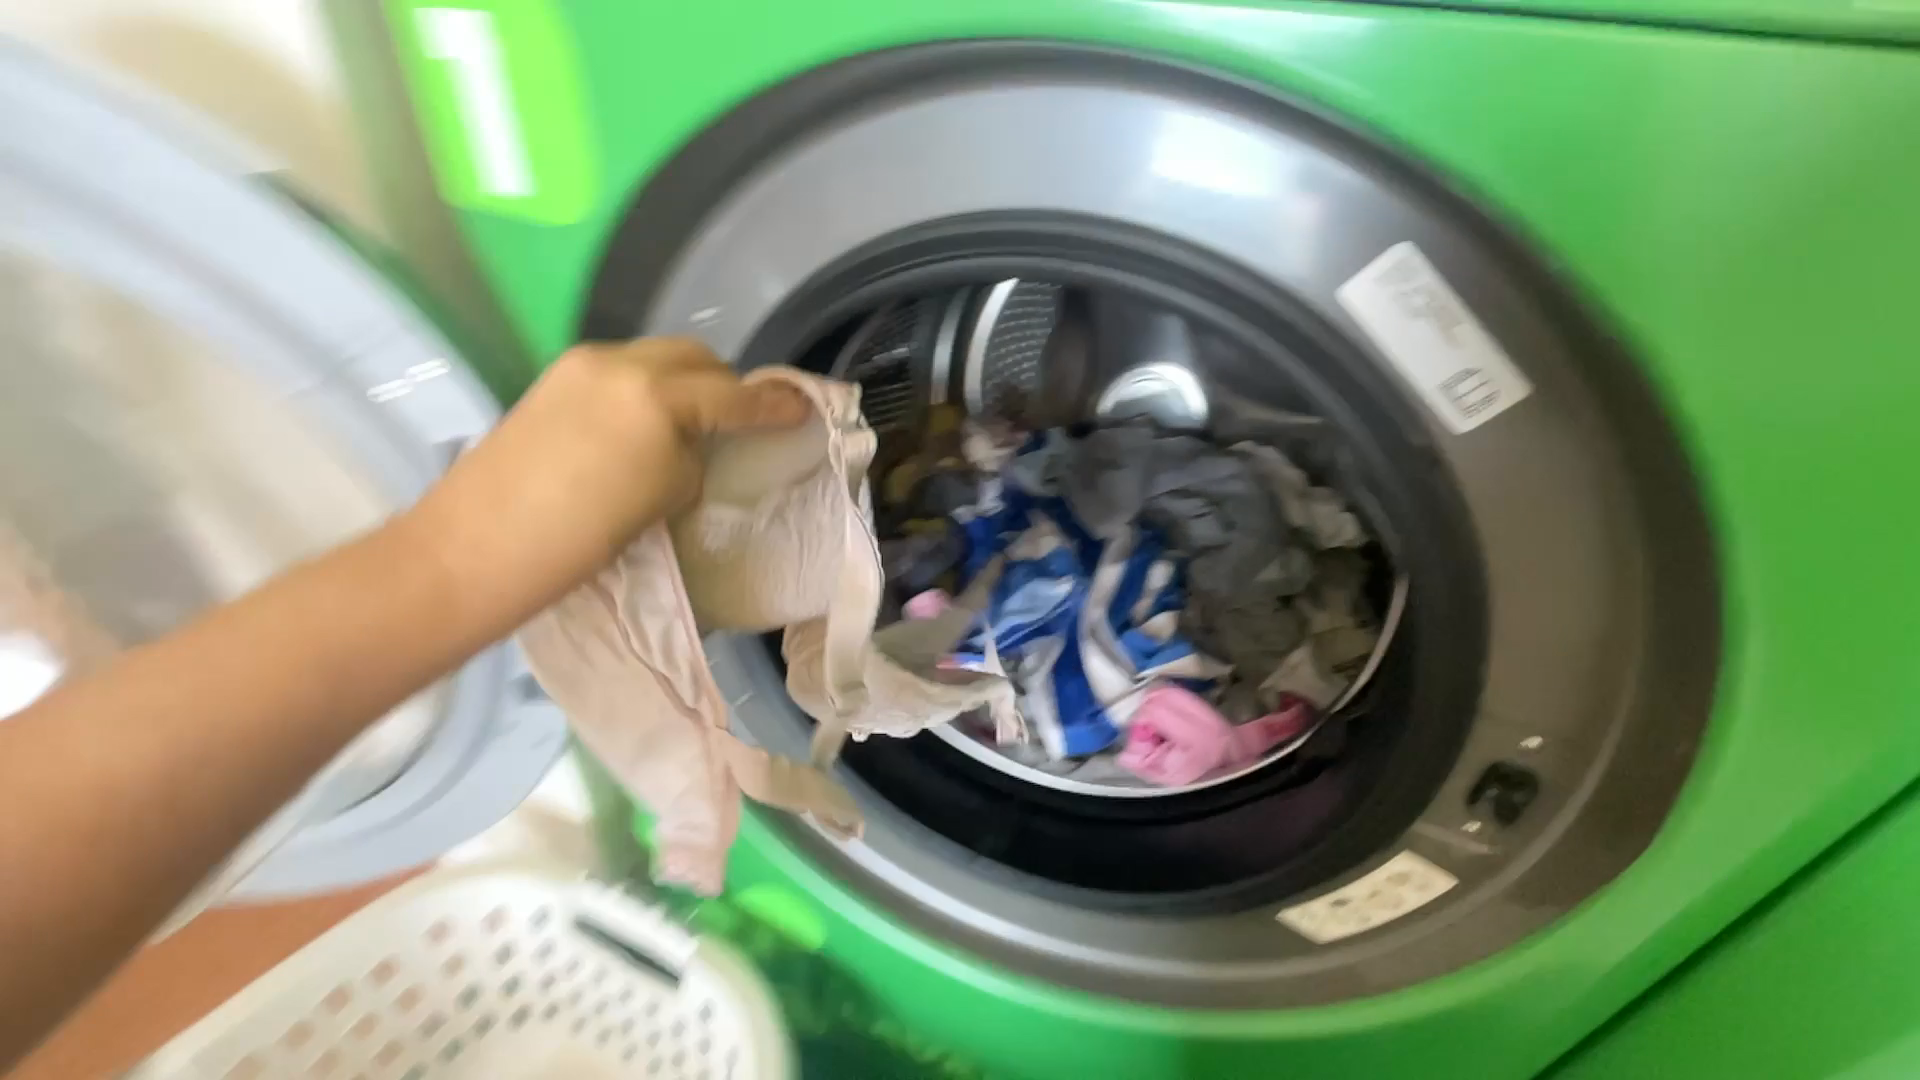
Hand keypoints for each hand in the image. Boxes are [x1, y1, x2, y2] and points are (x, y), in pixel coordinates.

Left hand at [400, 337, 809, 628]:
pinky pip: (623, 370)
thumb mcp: (666, 497)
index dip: (774, 404)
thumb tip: (695, 441)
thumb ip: (693, 454)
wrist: (476, 548)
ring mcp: (582, 364)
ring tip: (690, 425)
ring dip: (686, 383)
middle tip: (741, 421)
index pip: (734, 395)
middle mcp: (623, 363)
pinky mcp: (553, 378)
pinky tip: (641, 427)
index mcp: (658, 397)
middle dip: (727, 384)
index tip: (804, 408)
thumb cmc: (582, 538)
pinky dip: (648, 389)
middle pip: (696, 356)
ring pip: (657, 357)